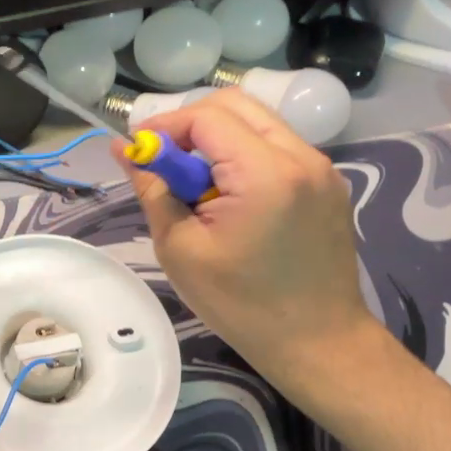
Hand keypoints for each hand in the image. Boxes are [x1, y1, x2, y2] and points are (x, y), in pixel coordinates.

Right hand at [122, 90, 382, 394]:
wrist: (319, 344)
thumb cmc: (241, 304)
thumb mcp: (180, 248)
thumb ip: (153, 188)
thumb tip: (123, 149)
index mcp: (265, 174)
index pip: (207, 117)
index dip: (165, 127)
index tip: (139, 153)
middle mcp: (301, 158)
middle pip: (235, 106)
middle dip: (189, 124)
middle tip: (163, 161)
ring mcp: (321, 169)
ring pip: (257, 122)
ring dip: (216, 139)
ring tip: (193, 182)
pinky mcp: (327, 184)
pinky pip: (276, 146)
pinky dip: (242, 154)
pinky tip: (225, 194)